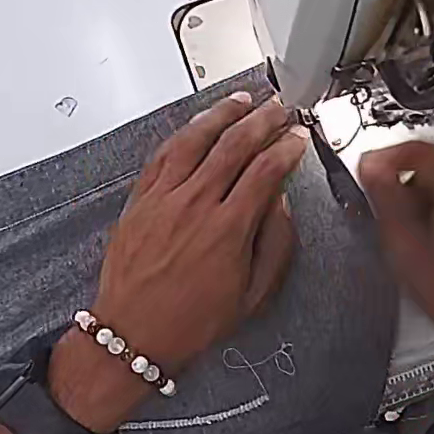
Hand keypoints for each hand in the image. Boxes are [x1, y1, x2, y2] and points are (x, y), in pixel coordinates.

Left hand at [49, 92, 305, 431]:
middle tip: (278, 109)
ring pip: (196, 139)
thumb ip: (275, 246)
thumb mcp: (252, 297)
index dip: (287, 148)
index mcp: (229, 229)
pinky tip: (197, 125)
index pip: (266, 170)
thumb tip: (282, 205)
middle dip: (263, 120)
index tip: (298, 139)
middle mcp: (196, 205)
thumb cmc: (190, 321)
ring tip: (242, 100)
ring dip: (222, 114)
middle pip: (235, 145)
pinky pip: (163, 154)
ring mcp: (164, 198)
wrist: (134, 333)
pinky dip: (183, 134)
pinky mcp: (140, 200)